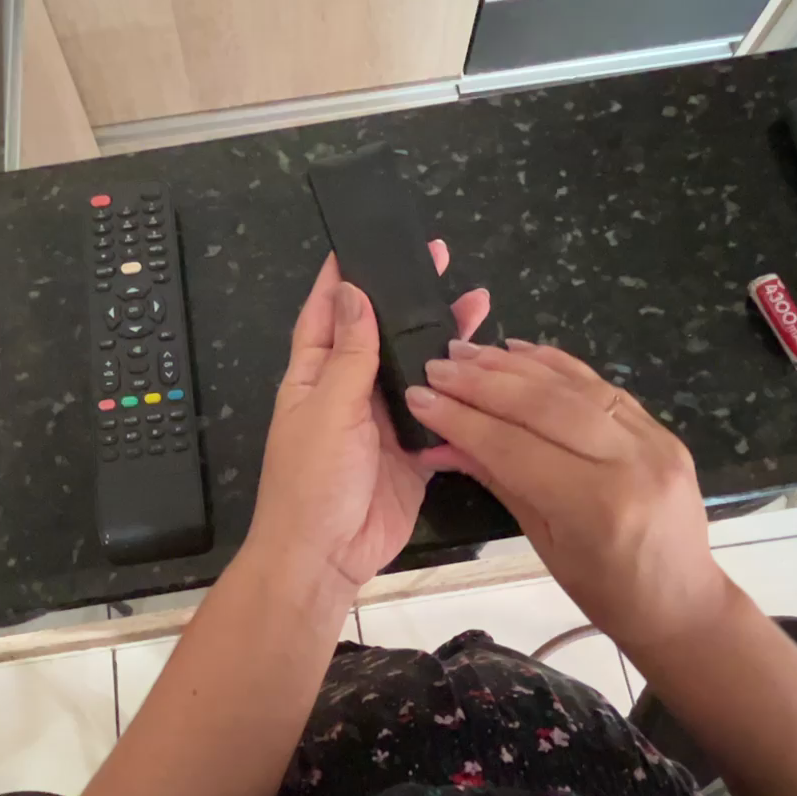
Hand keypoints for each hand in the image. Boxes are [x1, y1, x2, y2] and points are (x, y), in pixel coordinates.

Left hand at [242, 243, 489, 596]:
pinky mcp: (413, 451)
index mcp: (315, 375)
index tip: (363, 240)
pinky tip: (483, 367)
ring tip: (477, 302)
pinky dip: (458, 394)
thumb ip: (348, 354)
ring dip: (439, 340)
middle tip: (439, 260)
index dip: (342, 279)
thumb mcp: (328, 408)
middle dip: (405, 299)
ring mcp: (382, 421)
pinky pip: (438, 414)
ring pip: (415, 370)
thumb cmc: (313, 478)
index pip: (327, 314)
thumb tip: (351, 291)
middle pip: (379, 335)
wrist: (327, 554)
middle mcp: (348, 391)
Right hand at [406, 340, 739, 649]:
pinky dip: (553, 363)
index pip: (512, 446)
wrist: (681, 600)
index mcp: (594, 505)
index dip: (460, 418)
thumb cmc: (602, 589)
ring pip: (570, 386)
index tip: (419, 396)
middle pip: (541, 406)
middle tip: (436, 365)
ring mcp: (651, 439)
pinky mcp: (660, 427)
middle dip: (480, 382)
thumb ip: (494, 478)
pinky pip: (599, 384)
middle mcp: (628, 461)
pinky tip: (517, 349)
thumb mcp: (539, 540)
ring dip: (511, 364)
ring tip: (465, 350)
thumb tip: (438, 442)